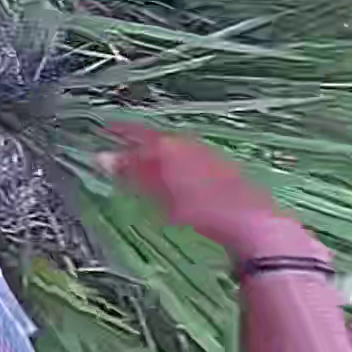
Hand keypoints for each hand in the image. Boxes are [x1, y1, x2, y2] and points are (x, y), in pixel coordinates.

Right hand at [101, 125, 323, 262]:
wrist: (251, 223)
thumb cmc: (197, 206)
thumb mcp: (155, 191)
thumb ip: (128, 170)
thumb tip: (100, 157)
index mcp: (169, 143)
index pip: (136, 131)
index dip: (118, 130)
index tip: (102, 128)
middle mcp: (188, 144)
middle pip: (155, 139)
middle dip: (136, 143)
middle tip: (118, 149)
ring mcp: (208, 156)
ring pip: (173, 150)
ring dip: (155, 156)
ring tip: (141, 166)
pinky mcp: (223, 171)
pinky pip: (188, 160)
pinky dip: (173, 166)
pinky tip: (172, 180)